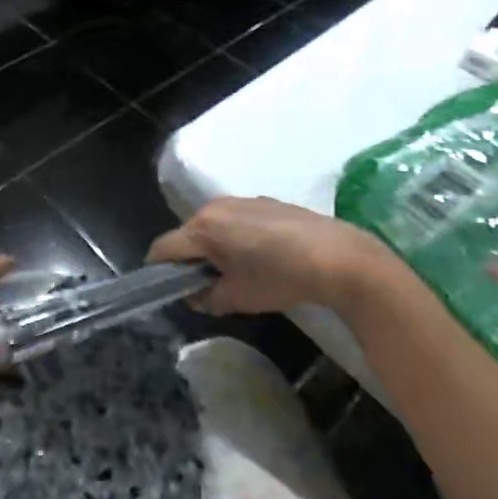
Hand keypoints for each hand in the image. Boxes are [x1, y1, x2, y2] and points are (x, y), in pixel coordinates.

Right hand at [146, 197, 393, 316]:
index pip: (163, 248)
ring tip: (239, 274)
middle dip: (191, 261)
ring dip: (215, 248)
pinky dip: (237, 238)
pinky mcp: (265, 202)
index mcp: (203, 228)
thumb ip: (207, 298)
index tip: (170, 291)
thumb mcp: (238, 297)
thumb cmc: (280, 278)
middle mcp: (216, 207)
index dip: (159, 271)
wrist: (338, 257)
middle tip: (208, 287)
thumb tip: (196, 295)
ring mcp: (242, 201)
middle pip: (187, 235)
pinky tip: (263, 258)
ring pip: (213, 226)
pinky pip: (236, 220)